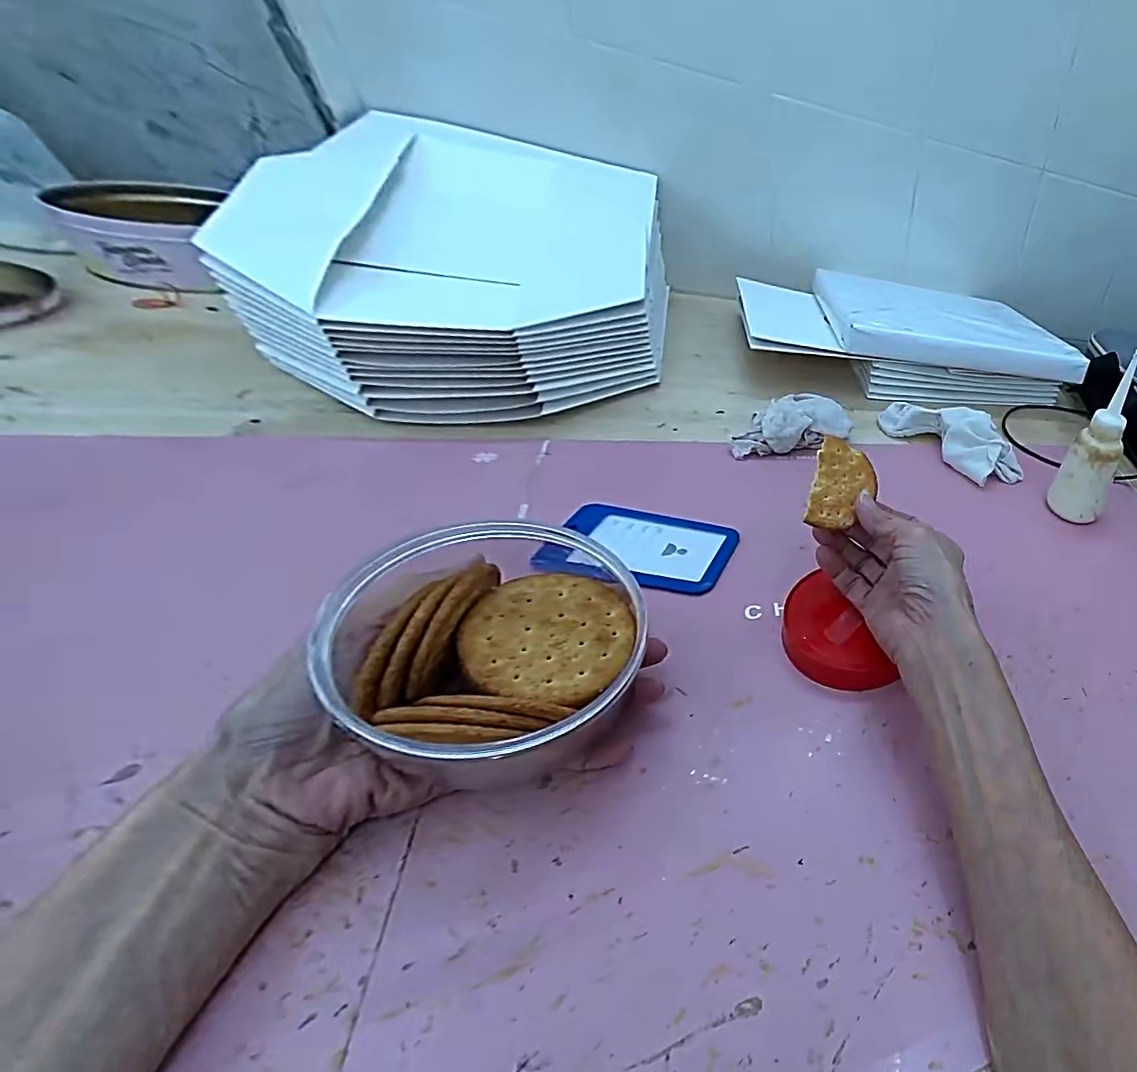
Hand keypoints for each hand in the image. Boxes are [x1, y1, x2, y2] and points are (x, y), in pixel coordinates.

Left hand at [195, 636, 668, 841]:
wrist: (271, 781)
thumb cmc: (306, 693)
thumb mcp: (355, 625)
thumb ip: (419, 595)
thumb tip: (492, 565)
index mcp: (462, 644)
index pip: (537, 624)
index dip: (584, 616)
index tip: (623, 615)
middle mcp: (486, 679)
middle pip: (564, 666)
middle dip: (616, 660)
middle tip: (655, 659)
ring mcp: (491, 724)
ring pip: (566, 710)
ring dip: (616, 704)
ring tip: (652, 698)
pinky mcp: (488, 765)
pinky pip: (544, 760)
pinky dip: (585, 756)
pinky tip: (618, 749)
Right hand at [812, 493, 978, 666]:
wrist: (930, 633)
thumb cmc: (933, 579)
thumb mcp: (914, 536)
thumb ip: (884, 519)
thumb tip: (862, 501)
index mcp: (927, 545)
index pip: (895, 523)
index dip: (871, 512)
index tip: (847, 500)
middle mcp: (910, 564)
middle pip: (874, 540)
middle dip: (850, 527)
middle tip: (826, 514)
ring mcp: (891, 586)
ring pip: (860, 560)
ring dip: (840, 544)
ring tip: (818, 530)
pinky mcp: (873, 605)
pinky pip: (851, 582)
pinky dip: (836, 568)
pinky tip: (822, 554)